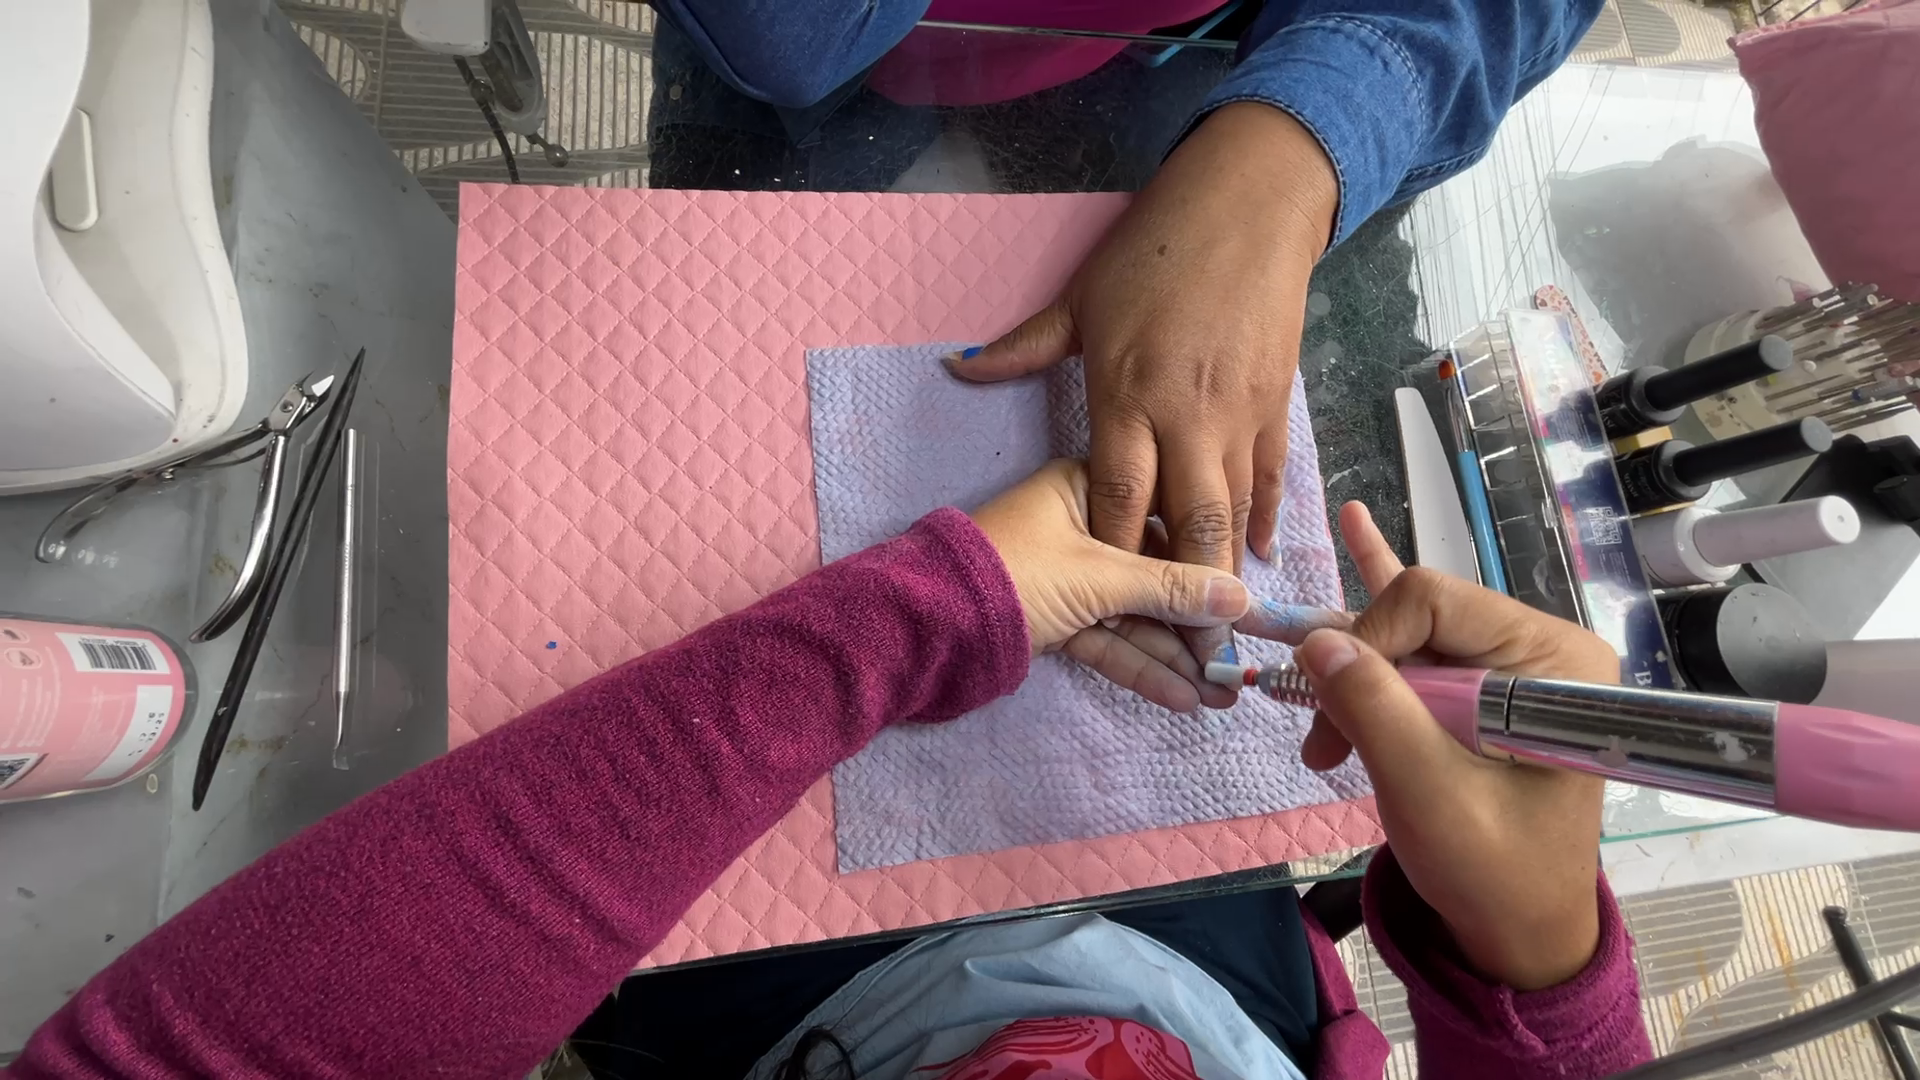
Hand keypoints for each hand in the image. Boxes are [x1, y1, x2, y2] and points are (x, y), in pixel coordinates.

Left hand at [947, 103, 1337, 590]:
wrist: (1250, 202)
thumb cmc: (1154, 252)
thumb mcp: (1080, 299)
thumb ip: (1023, 348)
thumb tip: (956, 366)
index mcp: (1127, 396)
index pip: (1117, 495)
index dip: (1113, 552)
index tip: (1106, 598)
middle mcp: (1183, 416)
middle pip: (1183, 519)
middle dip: (1184, 585)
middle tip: (1184, 640)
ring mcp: (1236, 413)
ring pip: (1231, 507)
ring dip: (1225, 566)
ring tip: (1220, 617)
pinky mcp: (1277, 403)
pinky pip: (1270, 475)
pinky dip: (1265, 517)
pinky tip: (1257, 553)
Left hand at [971, 461, 1248, 712]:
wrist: (928, 624)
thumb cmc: (1016, 574)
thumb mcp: (1097, 575)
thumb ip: (1170, 588)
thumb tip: (1243, 598)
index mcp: (1086, 489)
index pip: (1163, 522)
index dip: (1207, 565)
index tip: (1247, 606)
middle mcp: (1081, 527)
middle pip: (1151, 576)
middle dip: (1194, 625)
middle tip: (1237, 665)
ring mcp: (1067, 576)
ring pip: (1131, 615)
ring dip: (1173, 655)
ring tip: (1222, 694)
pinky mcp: (1055, 617)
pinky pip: (1106, 639)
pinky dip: (1138, 666)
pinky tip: (1182, 696)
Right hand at [1296, 502, 1618, 989]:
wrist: (1513, 921)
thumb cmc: (1489, 868)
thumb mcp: (1427, 792)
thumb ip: (1374, 709)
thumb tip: (1315, 640)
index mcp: (1551, 664)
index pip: (1431, 602)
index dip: (1368, 643)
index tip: (1338, 710)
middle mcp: (1533, 646)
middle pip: (1410, 614)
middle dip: (1355, 671)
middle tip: (1323, 738)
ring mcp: (1503, 658)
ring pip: (1398, 628)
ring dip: (1348, 672)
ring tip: (1313, 716)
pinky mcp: (1475, 675)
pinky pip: (1415, 623)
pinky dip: (1373, 594)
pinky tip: (1355, 524)